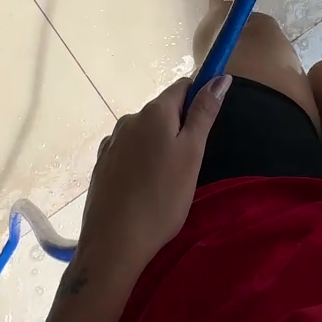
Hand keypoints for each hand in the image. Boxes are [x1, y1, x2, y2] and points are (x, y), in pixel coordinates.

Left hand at [77, 74, 229, 276]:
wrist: (113, 244)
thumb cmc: (162, 198)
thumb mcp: (192, 153)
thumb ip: (204, 112)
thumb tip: (219, 77)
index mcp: (155, 112)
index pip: (183, 86)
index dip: (199, 98)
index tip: (206, 127)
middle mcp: (130, 119)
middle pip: (163, 110)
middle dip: (179, 127)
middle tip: (189, 163)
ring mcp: (112, 142)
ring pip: (145, 132)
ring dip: (158, 145)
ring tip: (166, 181)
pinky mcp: (102, 165)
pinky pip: (128, 151)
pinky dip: (140, 161)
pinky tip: (144, 187)